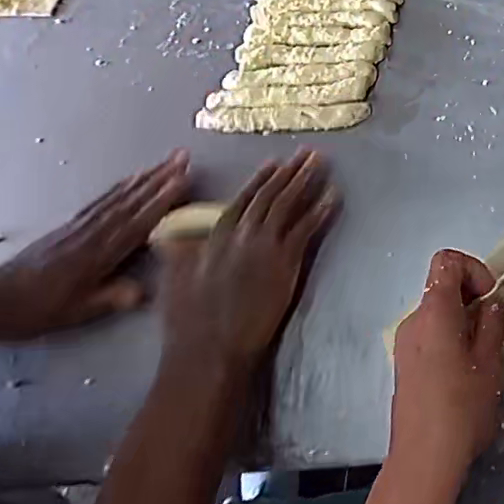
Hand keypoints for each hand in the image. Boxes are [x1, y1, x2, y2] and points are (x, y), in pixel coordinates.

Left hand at [0, 150, 191, 338]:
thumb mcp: (75, 313)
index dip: (164, 200)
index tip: (185, 178)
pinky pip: (103, 199)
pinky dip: (122, 186)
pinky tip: (133, 178)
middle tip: (183, 156)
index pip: (139, 221)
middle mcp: (94, 232)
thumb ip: (111, 298)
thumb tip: (147, 291)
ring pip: (121, 195)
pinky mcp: (72, 224)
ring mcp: (82, 225)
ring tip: (168, 160)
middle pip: (133, 200)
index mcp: (99, 253)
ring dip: (147, 176)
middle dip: (161, 176)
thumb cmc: (34, 311)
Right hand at [161, 148, 337, 365]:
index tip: (276, 162)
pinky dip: (321, 209)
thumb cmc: (189, 323)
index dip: (262, 179)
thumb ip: (179, 255)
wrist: (210, 350)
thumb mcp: (175, 281)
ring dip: (306, 180)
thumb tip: (169, 239)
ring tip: (321, 162)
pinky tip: (334, 196)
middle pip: (271, 194)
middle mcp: (242, 232)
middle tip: (308, 153)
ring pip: (288, 203)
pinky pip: (307, 227)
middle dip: (290, 171)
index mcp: (216, 234)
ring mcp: (265, 244)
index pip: (244, 198)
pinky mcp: (285, 260)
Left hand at [388, 249, 503, 476]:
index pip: (447, 261)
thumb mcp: (490, 364)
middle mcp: (414, 319)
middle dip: (471, 297)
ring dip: (461, 319)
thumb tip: (493, 304)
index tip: (490, 297)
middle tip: (492, 327)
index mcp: (434, 311)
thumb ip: (493, 324)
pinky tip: (463, 371)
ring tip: (481, 354)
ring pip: (436, 311)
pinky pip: (428, 333)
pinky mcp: (404, 363)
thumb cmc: (460, 409)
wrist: (422, 461)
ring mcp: (405, 342)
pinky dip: (448, 336)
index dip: (473, 269)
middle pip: (441, 285)